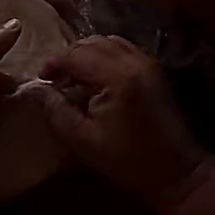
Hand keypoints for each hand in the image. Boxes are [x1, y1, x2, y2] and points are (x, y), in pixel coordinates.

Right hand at [40, 36, 214, 211]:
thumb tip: (37, 90)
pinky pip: (121, 48)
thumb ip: (56, 110)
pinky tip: (95, 76)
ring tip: (74, 77)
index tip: (42, 79)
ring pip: (106, 41)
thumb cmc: (128, 160)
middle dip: (67, 57)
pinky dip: (103, 55)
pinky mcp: (153, 68)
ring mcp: (146, 62)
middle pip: (90, 43)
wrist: (177, 172)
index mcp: (117, 77)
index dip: (53, 64)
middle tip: (55, 79)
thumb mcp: (82, 140)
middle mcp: (133, 61)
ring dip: (85, 54)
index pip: (75, 55)